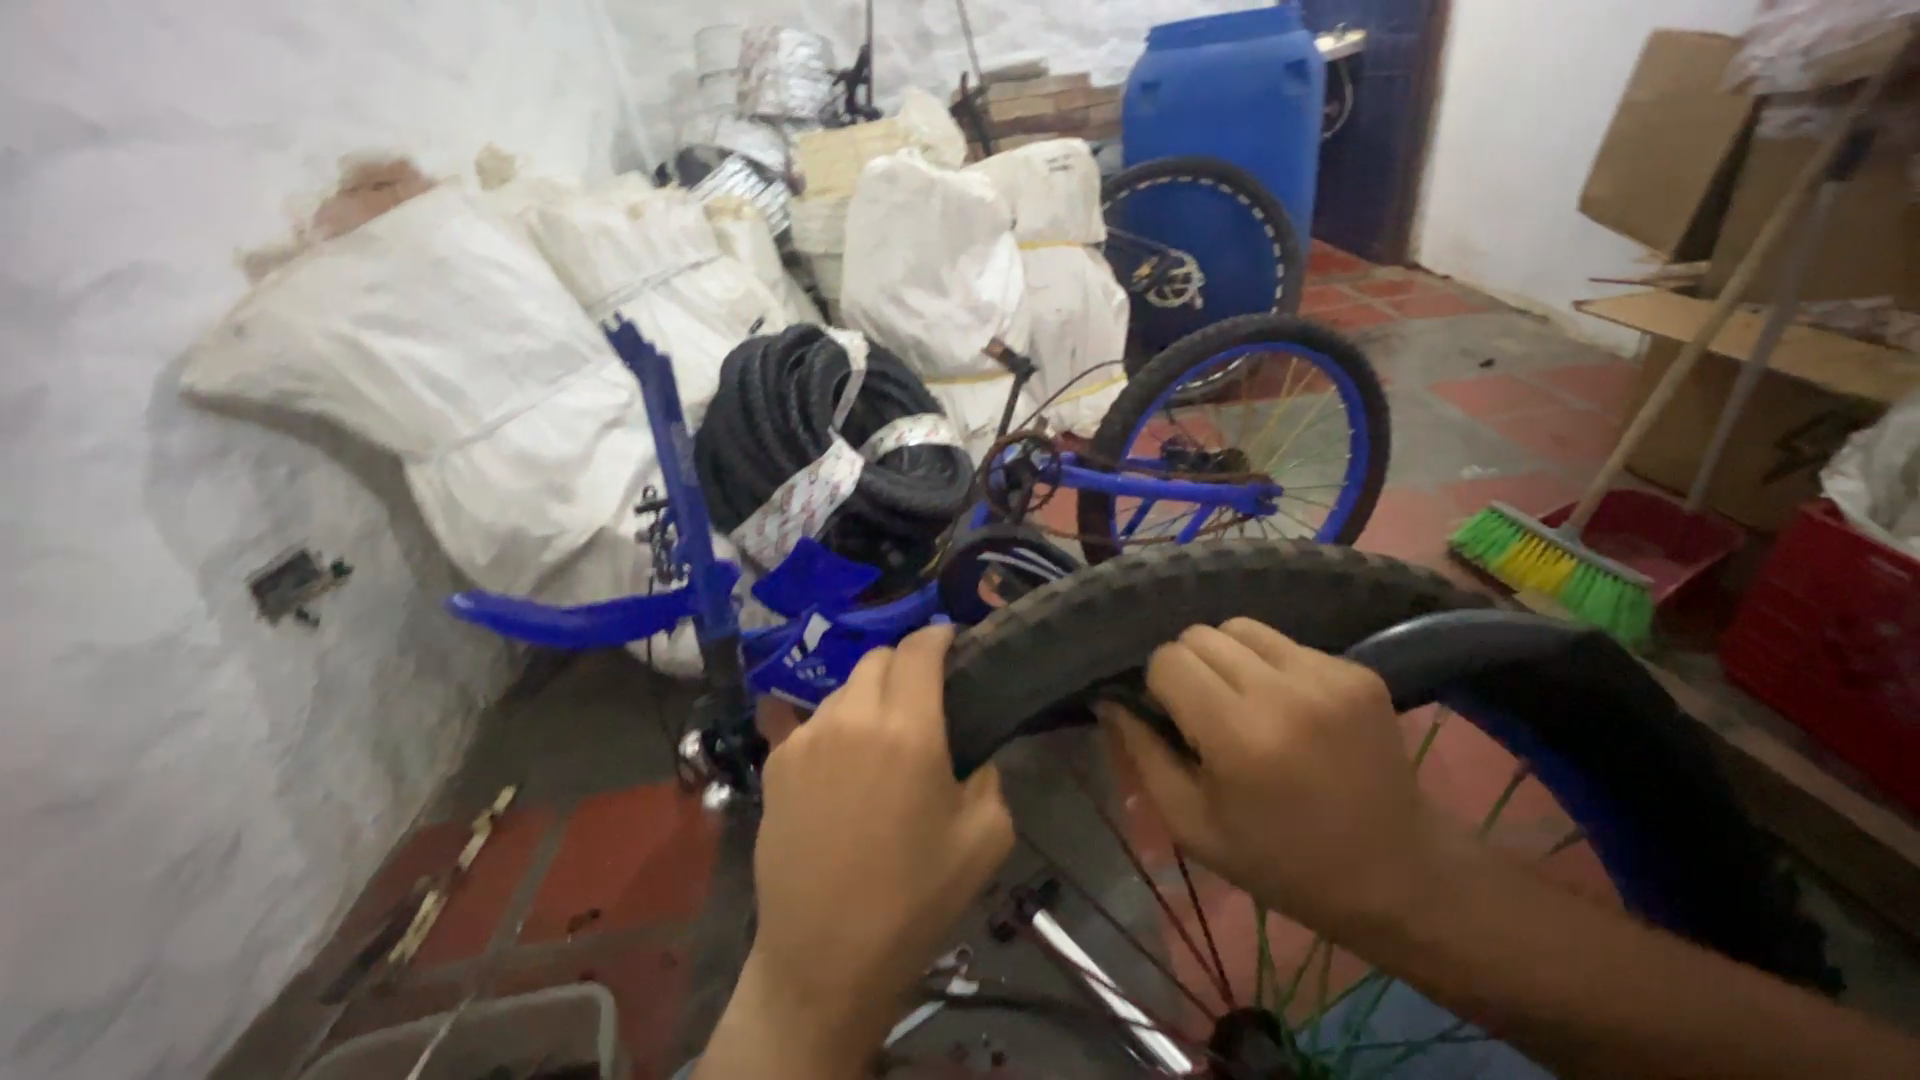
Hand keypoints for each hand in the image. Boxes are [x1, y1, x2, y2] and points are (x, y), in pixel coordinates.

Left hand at [746, 624, 1014, 1052]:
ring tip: (883, 737)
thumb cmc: (915, 899)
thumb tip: (968, 751)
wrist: (825, 955)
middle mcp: (851, 718)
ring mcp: (805, 739)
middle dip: (906, 664)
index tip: (953, 642)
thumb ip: (989, 775)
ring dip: (870, 696)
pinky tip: (845, 767)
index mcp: (909, 730)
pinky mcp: (775, 764)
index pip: (920, 649)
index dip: (940, 635)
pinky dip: (838, 728)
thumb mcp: (987, 838)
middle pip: (879, 658)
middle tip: (924, 697)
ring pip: (844, 689)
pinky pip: (813, 724)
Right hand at [1099, 618, 1437, 935]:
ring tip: (1243, 703)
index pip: (1168, 659)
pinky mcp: (1359, 671)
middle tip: (1204, 714)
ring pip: (1243, 627)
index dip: (1158, 687)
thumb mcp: (1192, 826)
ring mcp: (1328, 675)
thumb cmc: (1280, 863)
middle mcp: (1285, 690)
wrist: (1396, 874)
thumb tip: (1111, 700)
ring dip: (1228, 657)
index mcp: (1239, 735)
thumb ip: (1143, 755)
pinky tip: (1289, 711)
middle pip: (1201, 634)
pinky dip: (1272, 668)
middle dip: (1189, 667)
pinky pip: (1287, 644)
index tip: (1173, 723)